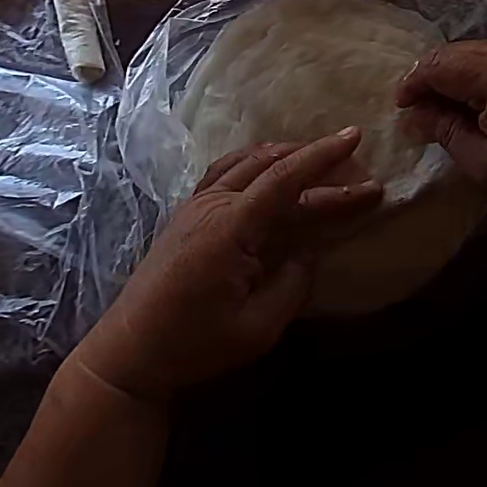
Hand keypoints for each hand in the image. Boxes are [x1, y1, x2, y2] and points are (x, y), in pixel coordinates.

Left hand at [71, 130, 383, 403]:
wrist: (131, 348)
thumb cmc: (194, 343)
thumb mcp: (257, 328)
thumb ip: (292, 285)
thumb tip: (310, 252)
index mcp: (232, 227)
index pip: (286, 179)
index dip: (324, 156)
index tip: (355, 137)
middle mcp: (213, 204)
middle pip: (269, 164)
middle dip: (312, 154)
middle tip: (349, 151)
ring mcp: (195, 205)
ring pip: (244, 161)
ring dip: (282, 153)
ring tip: (313, 153)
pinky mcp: (186, 214)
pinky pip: (224, 171)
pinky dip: (252, 161)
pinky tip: (264, 167)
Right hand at [396, 40, 486, 207]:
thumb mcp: (486, 165)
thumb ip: (446, 132)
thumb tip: (411, 117)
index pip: (438, 66)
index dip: (412, 85)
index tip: (401, 110)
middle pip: (451, 51)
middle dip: (426, 77)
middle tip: (416, 109)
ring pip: (469, 49)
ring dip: (447, 72)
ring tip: (438, 104)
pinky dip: (469, 70)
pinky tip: (466, 96)